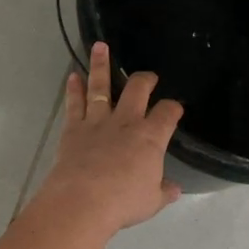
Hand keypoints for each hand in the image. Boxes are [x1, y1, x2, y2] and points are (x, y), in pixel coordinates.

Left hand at [27, 42, 183, 236]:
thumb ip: (163, 191)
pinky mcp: (74, 128)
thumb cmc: (123, 202)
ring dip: (101, 65)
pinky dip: (74, 89)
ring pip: (101, 87)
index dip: (173, 108)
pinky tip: (73, 76)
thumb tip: (175, 189)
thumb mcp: (151, 201)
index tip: (175, 108)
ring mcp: (98, 122)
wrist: (82, 201)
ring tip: (100, 46)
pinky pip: (75, 103)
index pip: (167, 114)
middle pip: (137, 90)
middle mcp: (126, 122)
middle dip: (144, 79)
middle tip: (148, 76)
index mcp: (150, 138)